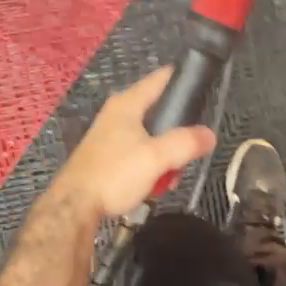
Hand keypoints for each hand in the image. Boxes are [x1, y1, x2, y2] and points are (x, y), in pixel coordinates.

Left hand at [49, 68, 216, 218]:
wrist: (75, 206)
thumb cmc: (115, 174)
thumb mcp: (157, 157)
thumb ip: (186, 143)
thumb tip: (210, 135)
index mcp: (128, 104)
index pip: (161, 78)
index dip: (185, 79)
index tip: (206, 87)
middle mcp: (118, 113)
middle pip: (160, 112)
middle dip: (179, 131)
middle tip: (190, 149)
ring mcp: (111, 135)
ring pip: (152, 136)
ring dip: (166, 154)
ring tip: (171, 176)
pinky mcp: (108, 156)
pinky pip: (140, 153)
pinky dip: (151, 165)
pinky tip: (155, 184)